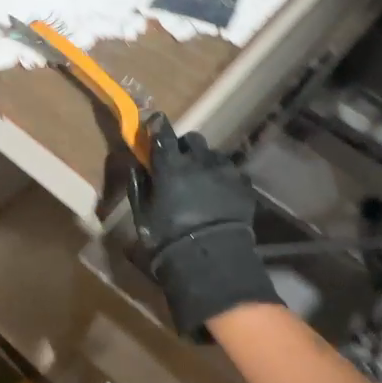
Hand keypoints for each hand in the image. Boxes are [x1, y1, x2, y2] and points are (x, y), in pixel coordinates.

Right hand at [129, 117, 280, 335]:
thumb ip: (139, 185)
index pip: (163, 133)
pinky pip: (232, 173)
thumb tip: (137, 166)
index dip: (158, 126)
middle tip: (179, 164)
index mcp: (171, 166)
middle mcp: (199, 161)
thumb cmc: (168, 239)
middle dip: (184, 148)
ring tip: (203, 183)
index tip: (155, 123)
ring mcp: (225, 172)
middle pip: (193, 140)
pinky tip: (220, 195)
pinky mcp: (244, 186)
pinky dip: (224, 179)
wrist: (211, 260)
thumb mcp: (143, 215)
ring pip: (214, 155)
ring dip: (206, 163)